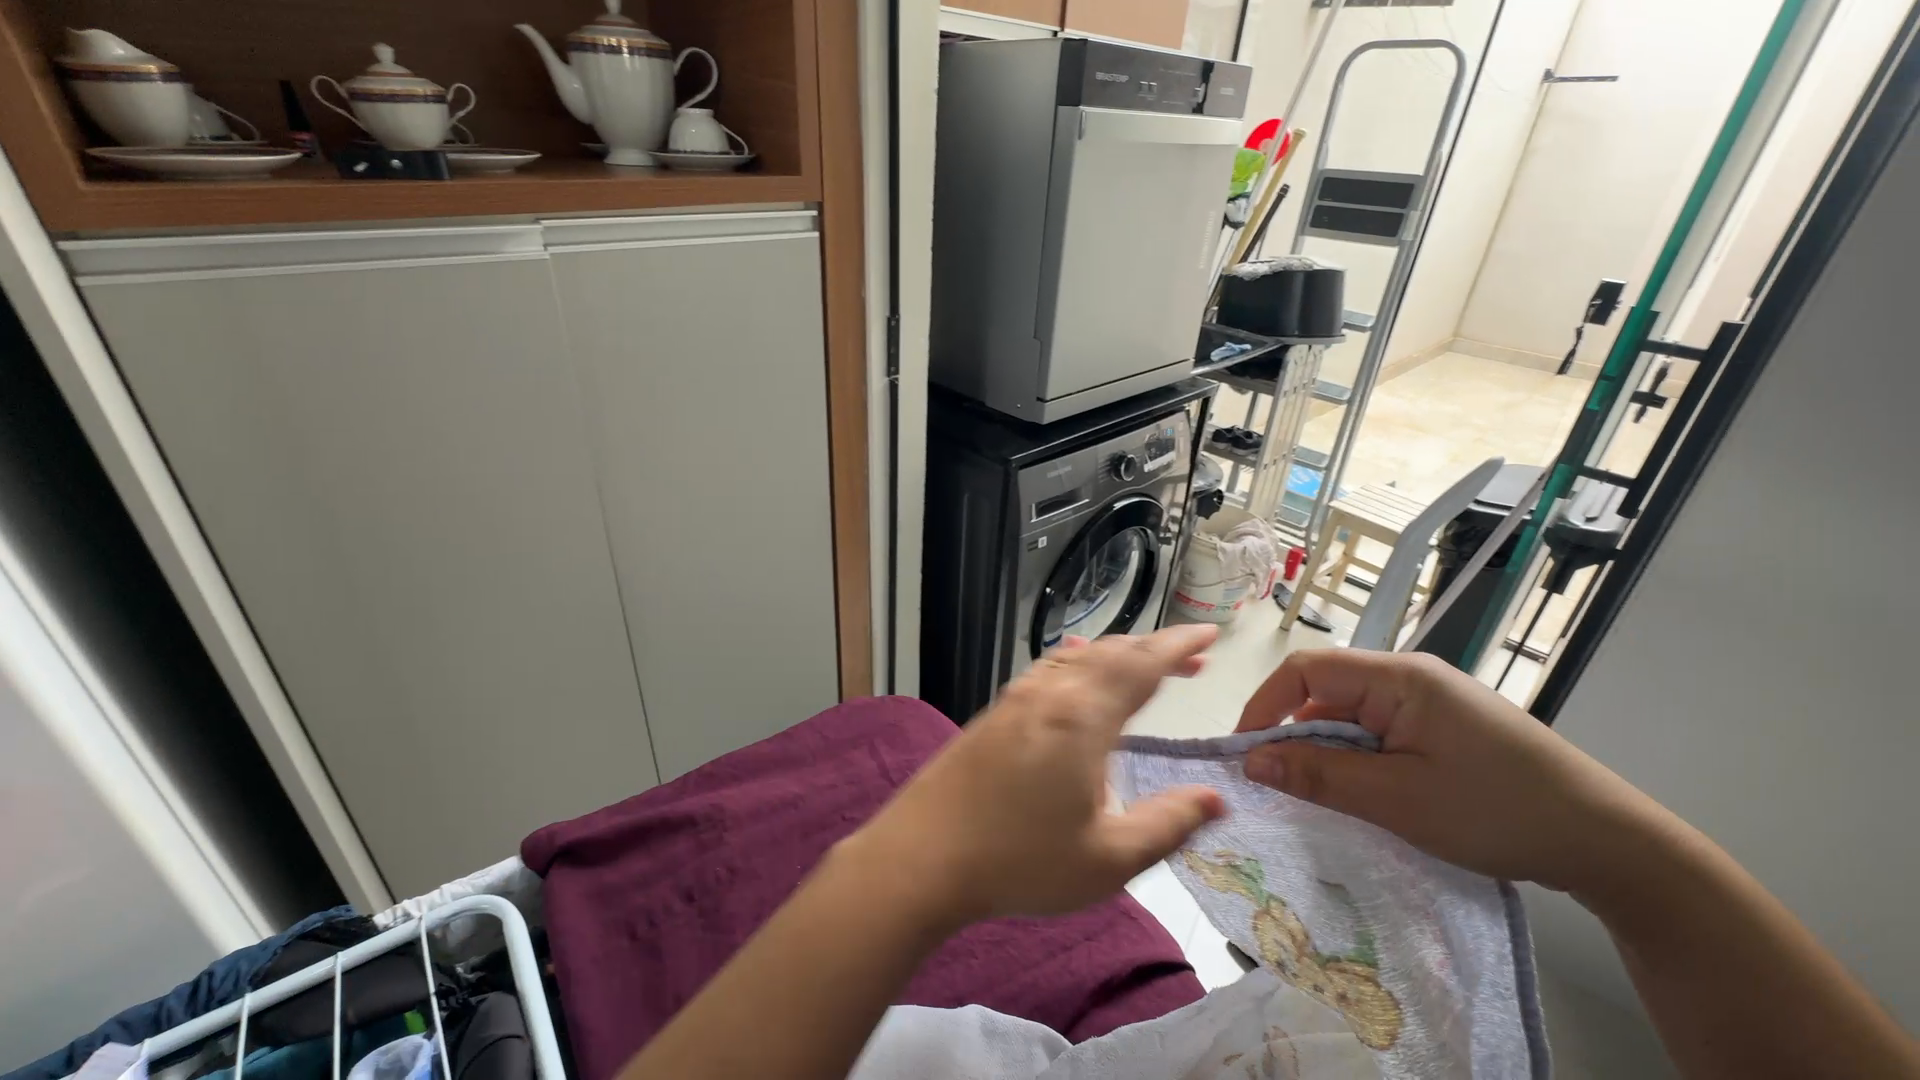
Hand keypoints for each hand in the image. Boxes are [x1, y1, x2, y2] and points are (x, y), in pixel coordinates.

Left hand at [848, 625, 1226, 925]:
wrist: (921, 858)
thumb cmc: (1020, 862)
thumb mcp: (1109, 859)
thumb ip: (1168, 824)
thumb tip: (1215, 799)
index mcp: (1082, 718)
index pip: (1142, 665)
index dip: (1180, 646)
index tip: (1212, 632)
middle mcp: (1049, 695)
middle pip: (1110, 653)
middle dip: (1154, 649)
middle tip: (1192, 659)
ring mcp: (1014, 701)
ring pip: (1076, 659)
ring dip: (1116, 656)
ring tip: (1144, 668)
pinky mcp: (991, 716)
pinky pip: (1048, 672)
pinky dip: (1080, 665)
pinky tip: (1076, 679)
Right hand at [1236, 649, 1674, 898]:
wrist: (1609, 842)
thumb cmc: (1498, 812)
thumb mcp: (1397, 799)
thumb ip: (1319, 775)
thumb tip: (1250, 761)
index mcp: (1399, 677)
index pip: (1306, 670)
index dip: (1265, 707)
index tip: (1245, 757)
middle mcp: (1411, 677)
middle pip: (1326, 691)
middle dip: (1294, 736)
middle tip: (1280, 789)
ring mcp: (1430, 701)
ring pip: (1350, 716)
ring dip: (1327, 752)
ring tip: (1321, 798)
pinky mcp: (1444, 727)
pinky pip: (1379, 732)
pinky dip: (1358, 760)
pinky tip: (1363, 794)